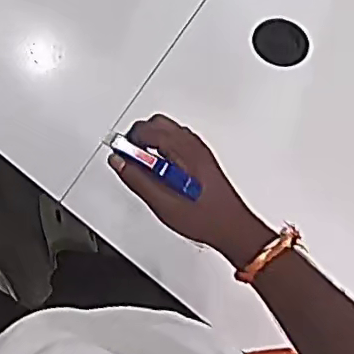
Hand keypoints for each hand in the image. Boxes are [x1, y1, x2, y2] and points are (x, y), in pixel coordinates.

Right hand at [108, 115, 270, 265]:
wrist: (235, 230)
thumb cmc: (206, 218)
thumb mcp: (162, 203)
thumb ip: (137, 179)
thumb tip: (118, 161)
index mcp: (183, 151)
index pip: (146, 130)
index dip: (128, 143)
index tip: (123, 158)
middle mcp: (192, 145)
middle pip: (156, 123)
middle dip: (137, 137)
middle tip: (131, 159)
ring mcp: (198, 150)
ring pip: (166, 129)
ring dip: (150, 141)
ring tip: (145, 166)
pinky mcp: (201, 157)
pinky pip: (176, 139)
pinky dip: (162, 146)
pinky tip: (160, 169)